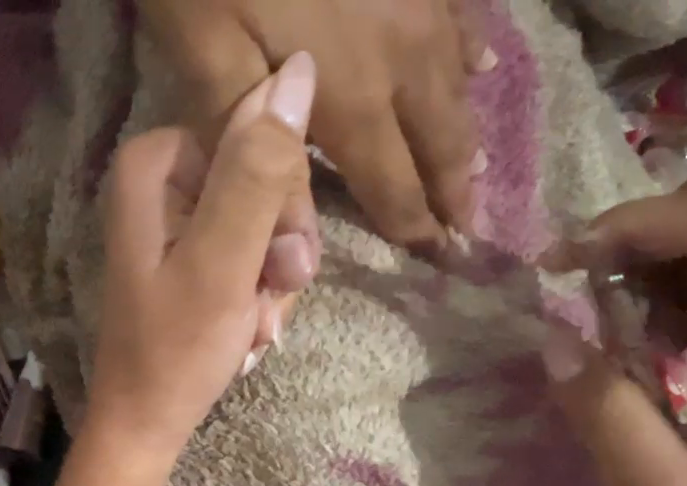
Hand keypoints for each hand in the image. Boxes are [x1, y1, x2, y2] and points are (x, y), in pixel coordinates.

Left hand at [85, 52, 314, 464]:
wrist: (146, 423)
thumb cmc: (176, 350)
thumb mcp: (223, 260)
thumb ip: (258, 172)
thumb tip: (296, 72)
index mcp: (158, 162)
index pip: (262, 139)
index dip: (286, 203)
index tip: (280, 260)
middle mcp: (165, 178)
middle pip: (267, 182)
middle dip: (280, 249)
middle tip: (271, 298)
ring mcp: (180, 218)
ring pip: (268, 223)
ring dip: (274, 280)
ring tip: (254, 325)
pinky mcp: (192, 253)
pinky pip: (253, 253)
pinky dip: (260, 294)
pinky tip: (247, 330)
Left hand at [141, 0, 488, 289]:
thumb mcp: (207, 69)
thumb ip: (256, 158)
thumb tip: (302, 245)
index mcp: (350, 99)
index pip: (393, 185)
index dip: (414, 226)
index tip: (438, 257)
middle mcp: (400, 56)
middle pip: (438, 139)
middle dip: (452, 189)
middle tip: (468, 229)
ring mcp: (416, 1)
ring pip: (456, 83)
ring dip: (465, 132)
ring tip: (479, 167)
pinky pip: (457, 16)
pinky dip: (469, 51)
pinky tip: (480, 65)